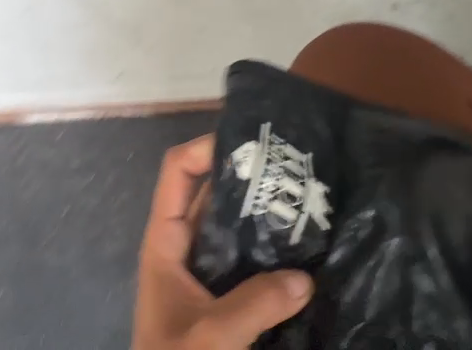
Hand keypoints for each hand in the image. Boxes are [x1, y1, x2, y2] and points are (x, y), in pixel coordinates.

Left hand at [132, 135, 313, 348]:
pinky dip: (268, 253)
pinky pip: (244, 263)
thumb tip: (306, 277)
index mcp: (164, 241)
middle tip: (293, 168)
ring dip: (261, 215)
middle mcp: (181, 247)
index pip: (177, 171)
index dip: (206, 147)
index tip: (250, 142)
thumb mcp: (212, 337)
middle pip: (209, 194)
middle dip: (246, 177)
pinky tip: (302, 253)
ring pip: (230, 228)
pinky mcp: (219, 300)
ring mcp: (200, 274)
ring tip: (305, 202)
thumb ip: (257, 303)